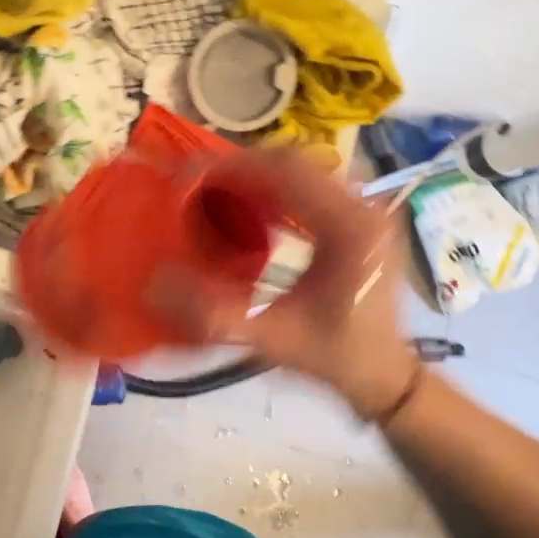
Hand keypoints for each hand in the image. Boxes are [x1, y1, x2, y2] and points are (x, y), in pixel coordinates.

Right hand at [160, 152, 418, 418]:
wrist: (384, 377)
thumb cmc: (336, 358)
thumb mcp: (274, 339)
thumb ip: (216, 314)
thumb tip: (153, 286)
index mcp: (351, 228)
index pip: (288, 172)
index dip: (233, 167)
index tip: (187, 176)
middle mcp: (365, 207)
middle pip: (295, 161)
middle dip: (240, 166)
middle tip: (194, 183)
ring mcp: (366, 208)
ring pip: (303, 168)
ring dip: (256, 173)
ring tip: (214, 189)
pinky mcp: (360, 217)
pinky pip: (311, 184)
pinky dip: (274, 186)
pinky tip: (247, 204)